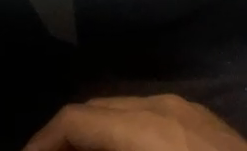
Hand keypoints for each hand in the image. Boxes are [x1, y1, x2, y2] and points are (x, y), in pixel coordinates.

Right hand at [22, 95, 246, 150]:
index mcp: (146, 129)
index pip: (76, 119)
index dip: (41, 141)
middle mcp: (162, 107)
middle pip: (95, 109)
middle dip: (64, 138)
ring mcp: (187, 110)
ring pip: (121, 110)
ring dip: (94, 136)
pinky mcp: (205, 122)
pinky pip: (148, 117)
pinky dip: (123, 134)